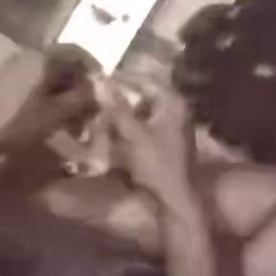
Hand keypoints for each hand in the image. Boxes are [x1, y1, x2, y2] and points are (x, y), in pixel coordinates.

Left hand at [0, 47, 99, 160]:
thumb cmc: (18, 127)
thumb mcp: (55, 114)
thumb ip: (81, 98)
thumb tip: (103, 87)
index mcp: (42, 58)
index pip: (79, 54)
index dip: (95, 72)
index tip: (106, 94)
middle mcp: (28, 57)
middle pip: (64, 67)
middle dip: (81, 90)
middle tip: (92, 116)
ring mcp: (14, 71)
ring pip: (50, 80)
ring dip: (67, 99)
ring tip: (76, 127)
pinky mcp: (5, 88)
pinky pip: (36, 89)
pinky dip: (50, 102)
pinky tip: (54, 123)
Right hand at [100, 75, 198, 210]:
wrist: (176, 198)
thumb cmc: (156, 165)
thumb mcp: (133, 134)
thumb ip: (117, 107)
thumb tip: (99, 79)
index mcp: (173, 102)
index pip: (144, 78)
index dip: (120, 78)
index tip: (98, 78)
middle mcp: (177, 108)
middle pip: (146, 93)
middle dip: (123, 94)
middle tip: (99, 94)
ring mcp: (176, 125)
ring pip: (146, 108)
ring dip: (126, 109)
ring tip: (104, 110)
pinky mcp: (170, 140)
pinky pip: (148, 123)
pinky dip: (133, 123)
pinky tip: (117, 128)